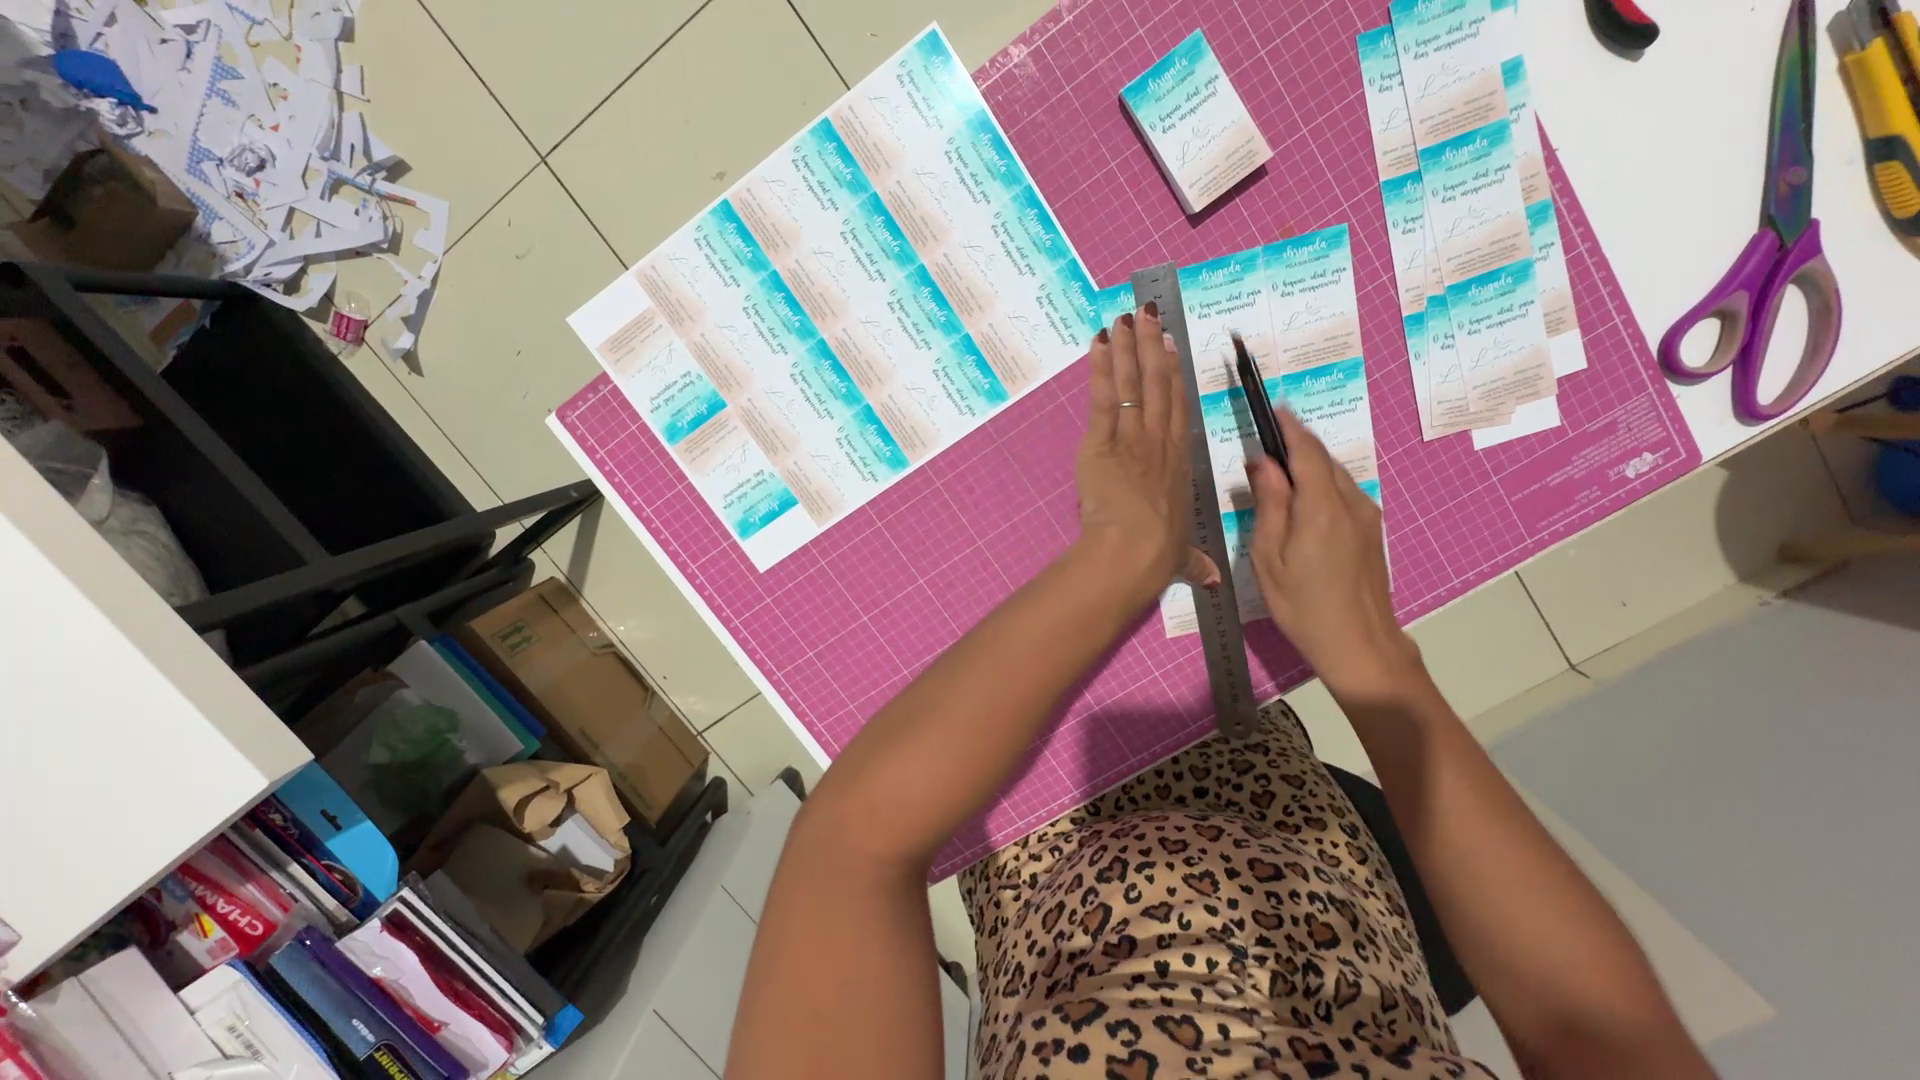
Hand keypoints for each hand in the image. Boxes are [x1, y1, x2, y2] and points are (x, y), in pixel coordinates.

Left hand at [1074, 306, 1218, 605]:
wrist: (1131, 552)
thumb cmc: (1157, 556)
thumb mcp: (1180, 559)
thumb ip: (1192, 563)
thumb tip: (1210, 578)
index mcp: (1179, 464)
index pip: (1178, 409)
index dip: (1175, 374)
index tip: (1171, 346)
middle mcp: (1160, 442)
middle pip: (1159, 384)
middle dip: (1152, 346)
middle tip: (1147, 314)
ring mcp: (1133, 438)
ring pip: (1133, 384)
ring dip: (1128, 347)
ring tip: (1124, 317)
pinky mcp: (1103, 441)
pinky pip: (1104, 399)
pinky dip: (1100, 369)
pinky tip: (1099, 343)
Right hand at [1246, 408, 1421, 698]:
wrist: (1359, 643)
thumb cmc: (1303, 605)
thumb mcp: (1269, 556)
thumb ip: (1269, 504)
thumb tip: (1264, 462)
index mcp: (1322, 505)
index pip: (1306, 450)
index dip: (1288, 425)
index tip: (1271, 407)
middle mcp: (1351, 501)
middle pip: (1323, 459)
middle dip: (1295, 443)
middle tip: (1265, 439)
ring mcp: (1366, 516)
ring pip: (1334, 476)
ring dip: (1308, 465)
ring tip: (1278, 470)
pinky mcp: (1371, 531)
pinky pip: (1342, 494)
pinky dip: (1319, 485)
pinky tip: (1301, 500)